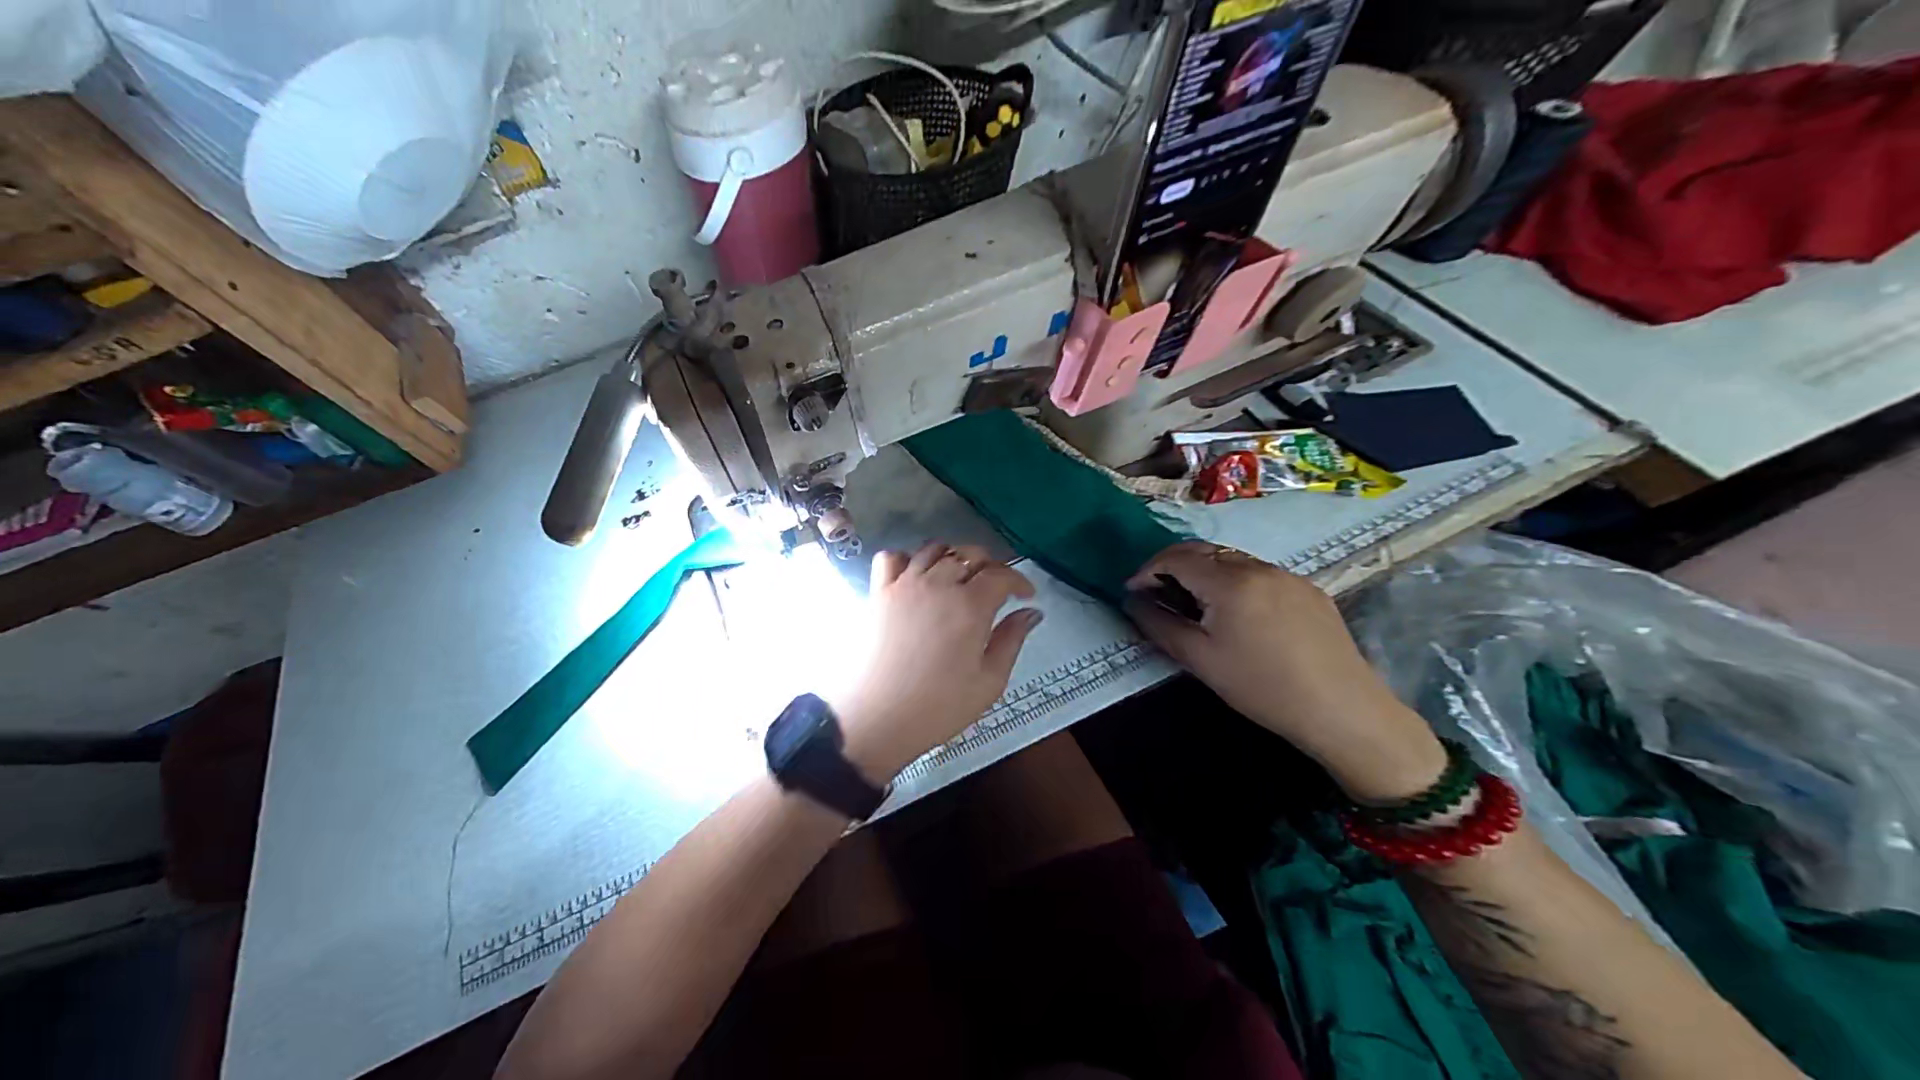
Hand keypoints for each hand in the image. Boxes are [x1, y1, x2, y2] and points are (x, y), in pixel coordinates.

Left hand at [835, 543, 1043, 782]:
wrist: (878, 718)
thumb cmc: (940, 706)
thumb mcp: (989, 681)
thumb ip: (1011, 640)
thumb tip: (1031, 612)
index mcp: (970, 605)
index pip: (1001, 575)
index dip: (1018, 581)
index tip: (1026, 596)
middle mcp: (938, 584)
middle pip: (969, 555)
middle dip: (990, 566)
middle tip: (996, 588)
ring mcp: (904, 584)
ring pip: (934, 549)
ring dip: (953, 557)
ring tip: (959, 578)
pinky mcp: (878, 593)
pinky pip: (892, 557)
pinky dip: (908, 559)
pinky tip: (916, 577)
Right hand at [1123, 541, 1446, 802]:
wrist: (1341, 709)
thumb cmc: (1261, 687)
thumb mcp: (1200, 660)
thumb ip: (1159, 625)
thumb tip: (1132, 600)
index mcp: (1229, 581)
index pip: (1176, 557)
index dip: (1147, 570)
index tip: (1133, 592)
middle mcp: (1258, 566)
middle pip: (1203, 550)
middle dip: (1172, 565)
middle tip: (1157, 593)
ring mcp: (1287, 575)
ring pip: (1232, 559)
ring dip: (1204, 572)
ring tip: (1194, 603)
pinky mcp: (1307, 589)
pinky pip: (1258, 573)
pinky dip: (1234, 581)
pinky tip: (1236, 613)